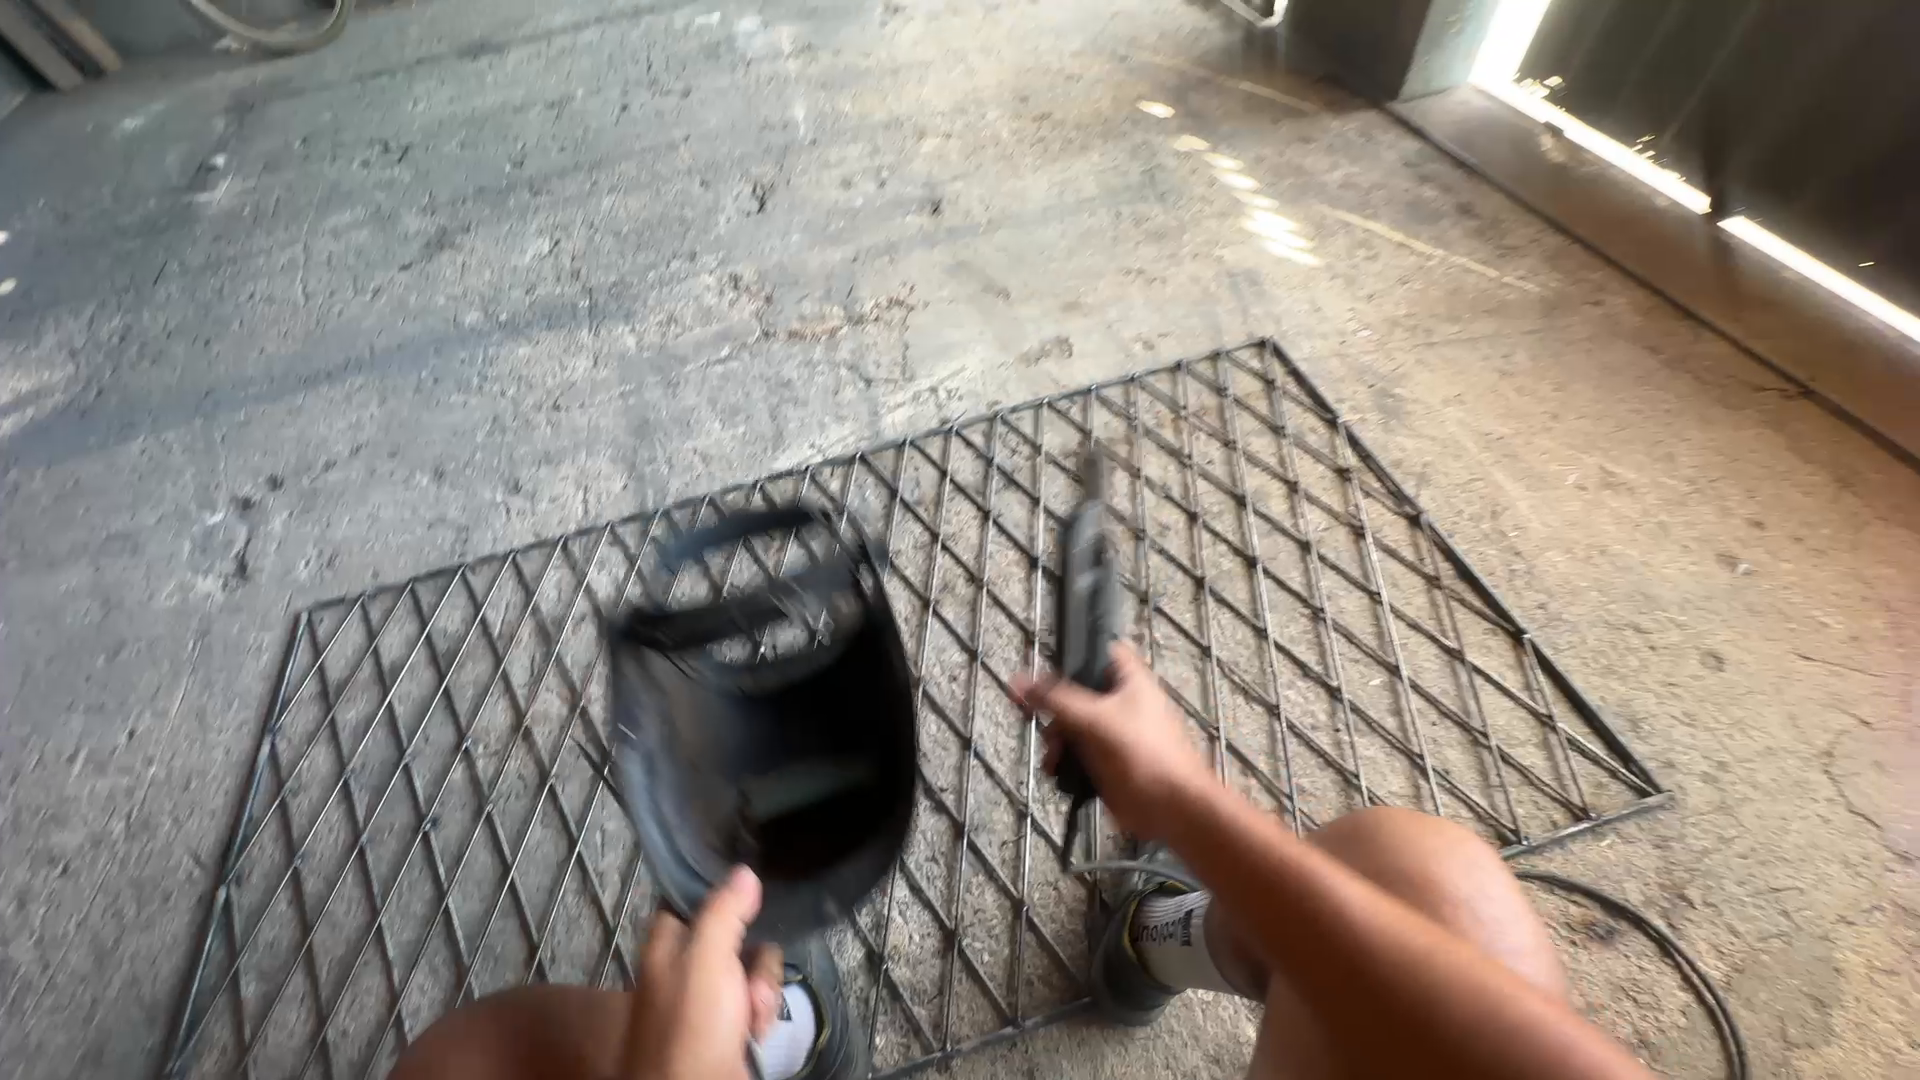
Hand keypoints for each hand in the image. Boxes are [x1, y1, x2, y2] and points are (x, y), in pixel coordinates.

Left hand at [624, 866, 784, 1079]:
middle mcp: (684, 970)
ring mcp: (706, 1001)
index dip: (718, 893)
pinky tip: (757, 1029)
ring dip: (762, 985)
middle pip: (732, 933)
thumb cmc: (691, 1028)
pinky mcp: (728, 1027)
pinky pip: (755, 998)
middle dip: (753, 952)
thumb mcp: (705, 960)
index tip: (749, 890)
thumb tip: (745, 871)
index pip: (689, 901)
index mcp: (665, 948)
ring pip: (751, 965)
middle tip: (749, 974)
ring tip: (755, 1011)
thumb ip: (724, 913)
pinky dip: (762, 1011)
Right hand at [1012, 642, 1212, 840]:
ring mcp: (1114, 734)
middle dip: (1055, 708)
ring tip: (1053, 756)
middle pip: (1078, 692)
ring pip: (1074, 725)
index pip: (1102, 651)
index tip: (1048, 666)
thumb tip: (1017, 681)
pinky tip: (1057, 771)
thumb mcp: (1094, 719)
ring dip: (1057, 739)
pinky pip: (1078, 754)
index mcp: (1130, 680)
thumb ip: (1055, 699)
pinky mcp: (1107, 762)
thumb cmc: (1142, 753)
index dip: (1077, 653)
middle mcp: (1122, 702)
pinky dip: (1065, 761)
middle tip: (1039, 719)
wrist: (1172, 809)